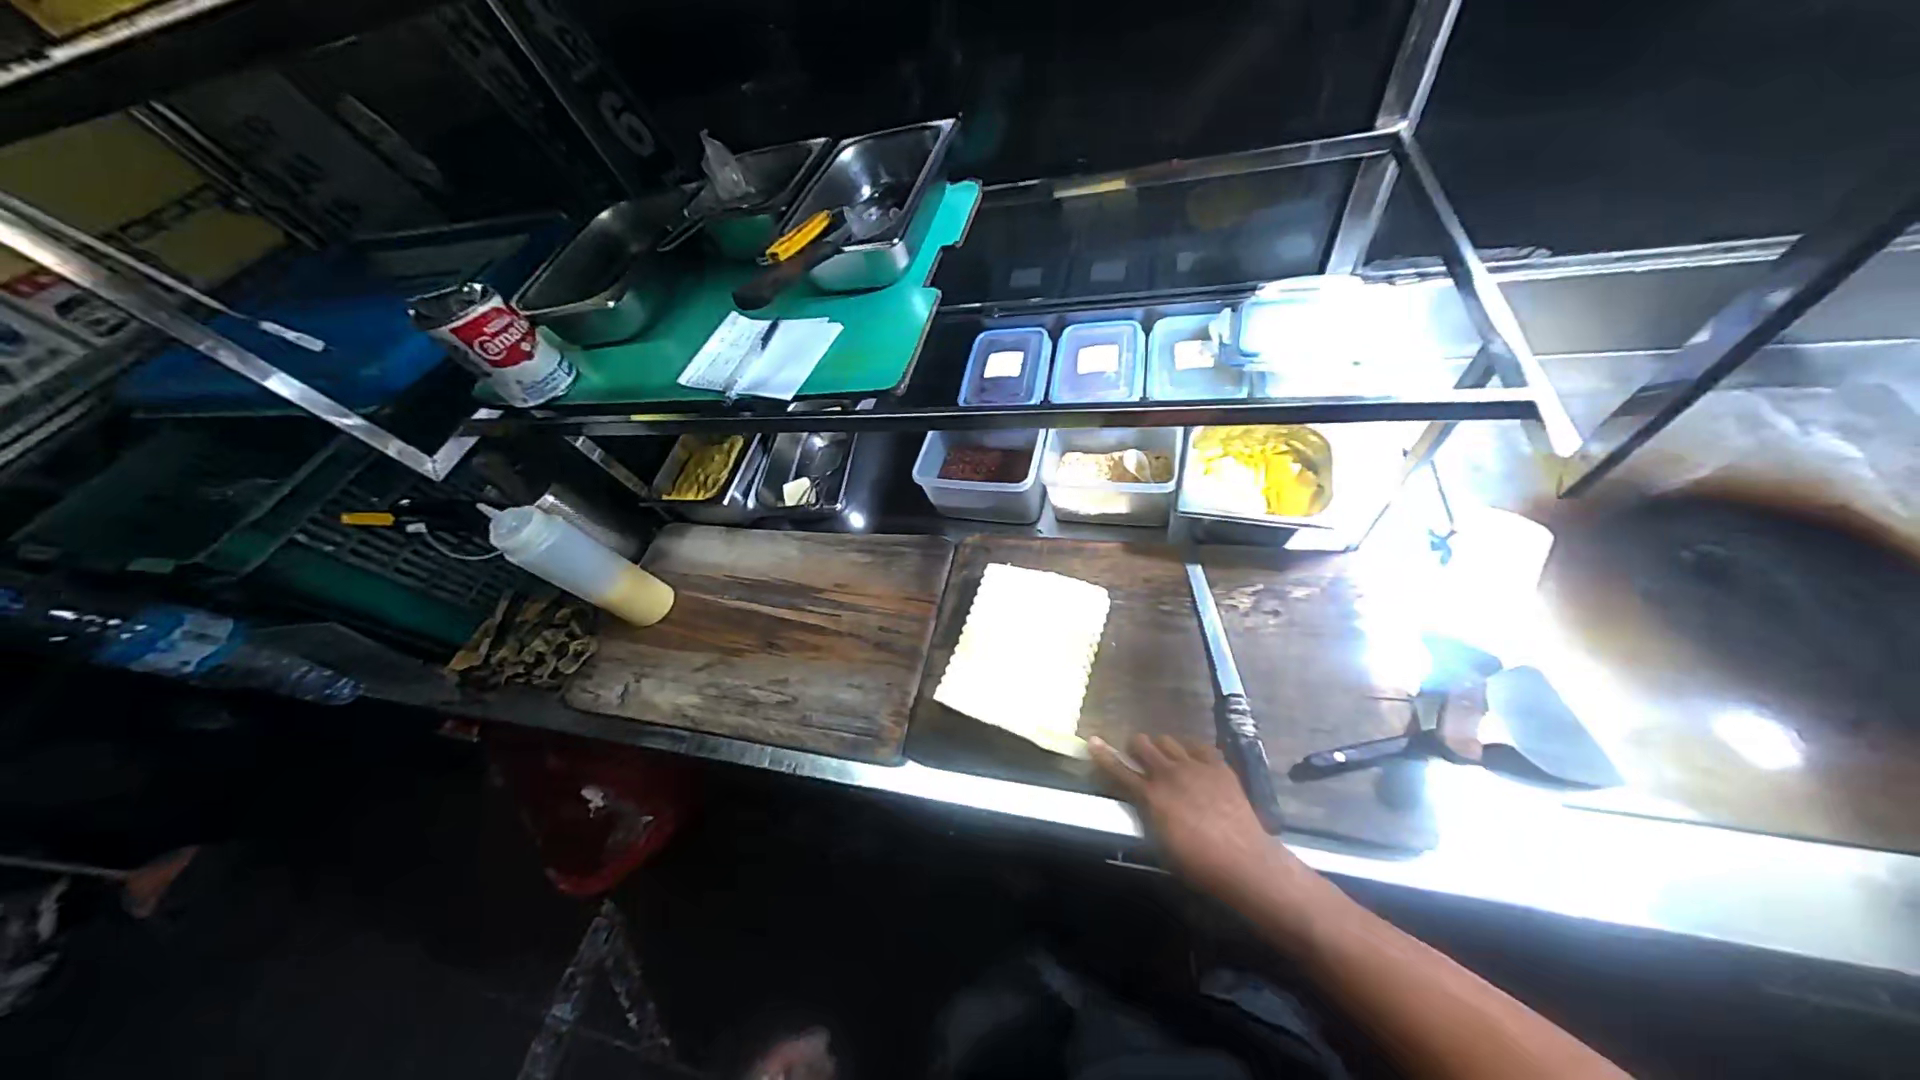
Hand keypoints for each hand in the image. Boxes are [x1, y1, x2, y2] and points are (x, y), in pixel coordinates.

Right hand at [1090, 733, 1304, 903]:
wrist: (1243, 861)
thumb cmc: (1196, 863)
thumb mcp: (1159, 843)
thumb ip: (1147, 815)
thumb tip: (1143, 803)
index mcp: (1150, 796)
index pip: (1118, 769)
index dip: (1103, 755)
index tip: (1093, 741)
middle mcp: (1168, 774)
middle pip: (1143, 744)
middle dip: (1136, 748)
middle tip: (1139, 757)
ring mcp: (1195, 766)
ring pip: (1167, 740)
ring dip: (1161, 748)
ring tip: (1167, 759)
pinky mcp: (1218, 765)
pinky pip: (1198, 745)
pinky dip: (1190, 750)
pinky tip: (1193, 760)